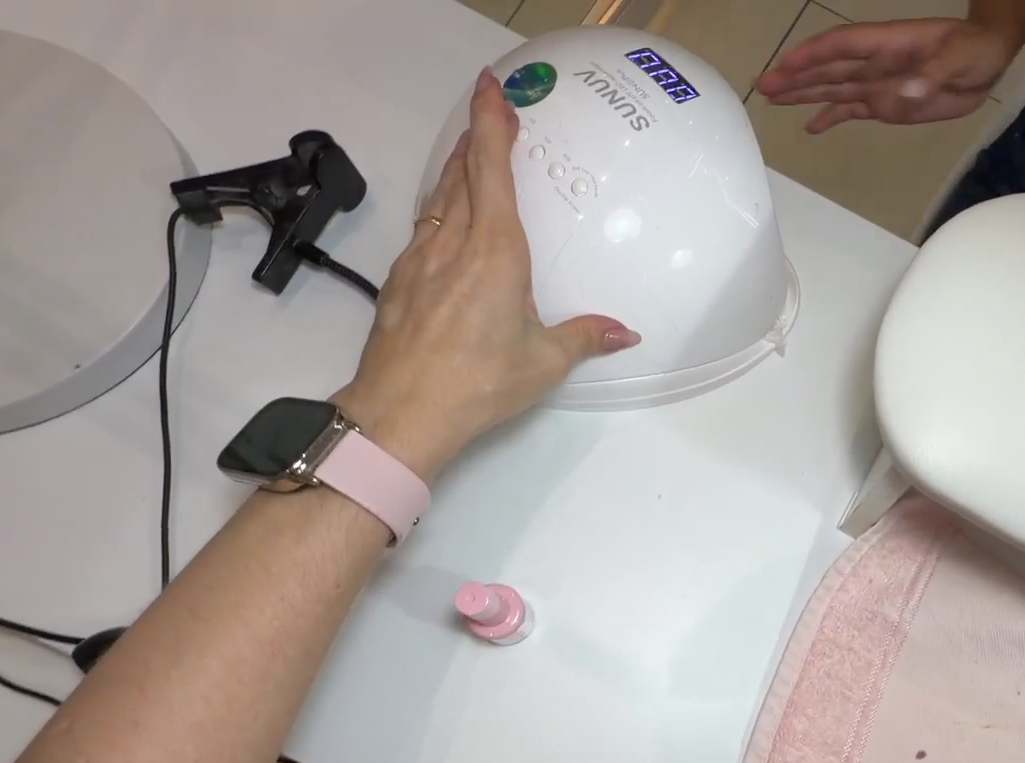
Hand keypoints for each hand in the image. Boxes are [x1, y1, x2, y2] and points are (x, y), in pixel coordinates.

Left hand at [332, 69, 638, 478]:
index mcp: (495, 253)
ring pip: (438, 198)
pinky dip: (440, 210)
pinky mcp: (400, 281)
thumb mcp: (544, 362)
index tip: (491, 89)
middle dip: (476, 140)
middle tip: (490, 115)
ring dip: (456, 172)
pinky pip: (424, 228)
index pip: (491, 171)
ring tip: (471, 159)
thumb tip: (624, 333)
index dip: (490, 124)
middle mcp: (453, 244)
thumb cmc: (479, 383)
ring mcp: (419, 259)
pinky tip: (447, 224)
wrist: (403, 411)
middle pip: (462, 175)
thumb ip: (584, 337)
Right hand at [755, 18, 1015, 133]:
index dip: (814, 55)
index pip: (843, 48)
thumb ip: (932, 76)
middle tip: (764, 86)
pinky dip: (830, 117)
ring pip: (832, 88)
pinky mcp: (884, 105)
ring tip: (772, 100)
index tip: (787, 66)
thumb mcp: (959, 59)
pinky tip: (810, 127)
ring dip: (803, 93)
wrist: (988, 65)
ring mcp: (877, 84)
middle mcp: (874, 64)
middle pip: (828, 69)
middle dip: (795, 76)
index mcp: (888, 46)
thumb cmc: (975, 52)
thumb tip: (907, 94)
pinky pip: (850, 110)